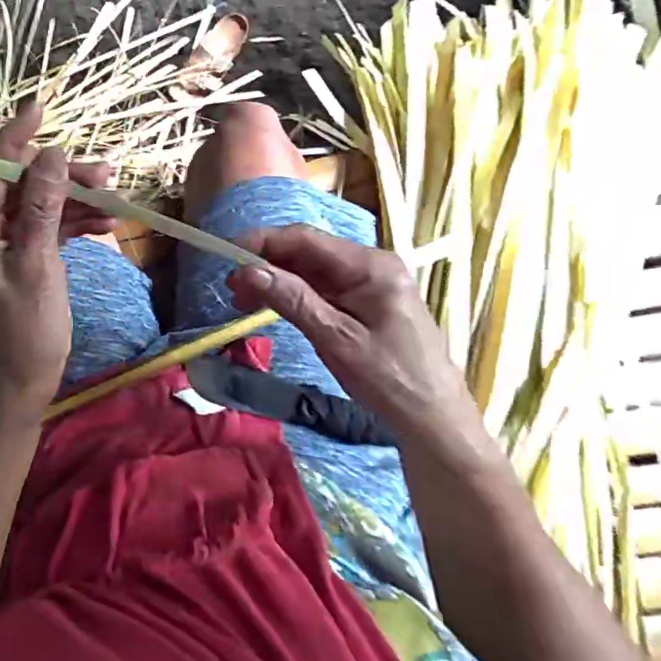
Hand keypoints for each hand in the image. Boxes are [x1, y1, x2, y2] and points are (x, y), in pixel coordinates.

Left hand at [0, 101, 114, 422]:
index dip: (15, 139)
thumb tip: (54, 155)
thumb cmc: (30, 328)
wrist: (33, 377)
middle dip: (63, 176)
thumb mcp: (39, 264)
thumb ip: (45, 208)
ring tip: (112, 202)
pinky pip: (56, 221)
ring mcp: (10, 239)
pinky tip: (107, 223)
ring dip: (78, 197)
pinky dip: (80, 218)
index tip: (41, 108)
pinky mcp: (32, 249)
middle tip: (103, 177)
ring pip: (45, 200)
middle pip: (25, 183)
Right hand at [224, 225, 490, 454]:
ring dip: (278, 280)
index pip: (306, 239)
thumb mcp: (336, 339)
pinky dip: (296, 295)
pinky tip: (274, 307)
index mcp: (371, 265)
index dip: (263, 242)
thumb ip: (292, 300)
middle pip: (309, 252)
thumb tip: (248, 270)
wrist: (435, 421)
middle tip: (231, 288)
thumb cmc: (390, 381)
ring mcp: (371, 283)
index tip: (226, 255)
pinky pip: (325, 289)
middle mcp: (372, 264)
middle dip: (267, 264)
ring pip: (313, 270)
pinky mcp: (368, 302)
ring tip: (243, 301)